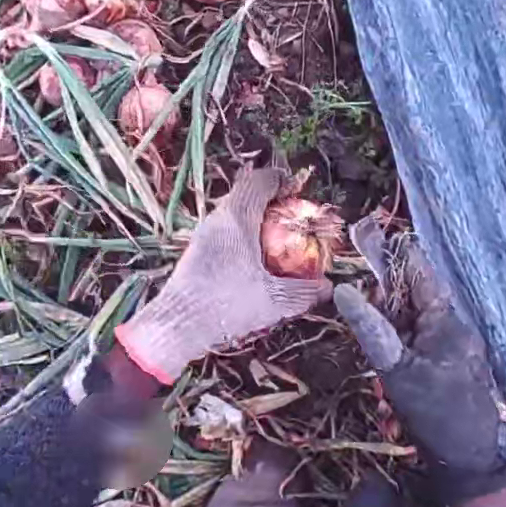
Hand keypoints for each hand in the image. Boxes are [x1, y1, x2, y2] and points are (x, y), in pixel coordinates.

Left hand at [115, 165, 332, 383]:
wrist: (179, 325)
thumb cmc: (227, 304)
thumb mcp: (275, 300)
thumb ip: (304, 291)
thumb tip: (326, 288)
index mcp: (237, 218)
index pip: (259, 181)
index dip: (281, 181)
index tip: (297, 192)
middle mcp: (217, 219)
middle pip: (246, 196)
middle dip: (271, 204)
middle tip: (291, 220)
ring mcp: (202, 236)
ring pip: (232, 216)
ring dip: (254, 222)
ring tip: (274, 244)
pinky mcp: (195, 253)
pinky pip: (223, 234)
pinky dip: (240, 239)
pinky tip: (251, 264)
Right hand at [335, 252, 505, 506]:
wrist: (466, 459)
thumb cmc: (433, 411)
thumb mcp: (394, 368)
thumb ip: (370, 328)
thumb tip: (343, 291)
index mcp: (446, 322)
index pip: (421, 275)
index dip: (400, 256)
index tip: (380, 236)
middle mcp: (454, 328)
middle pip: (416, 297)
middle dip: (389, 292)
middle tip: (364, 292)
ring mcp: (454, 347)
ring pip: (417, 319)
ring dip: (393, 317)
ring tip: (373, 325)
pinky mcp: (450, 365)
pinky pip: (421, 339)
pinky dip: (402, 336)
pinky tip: (389, 352)